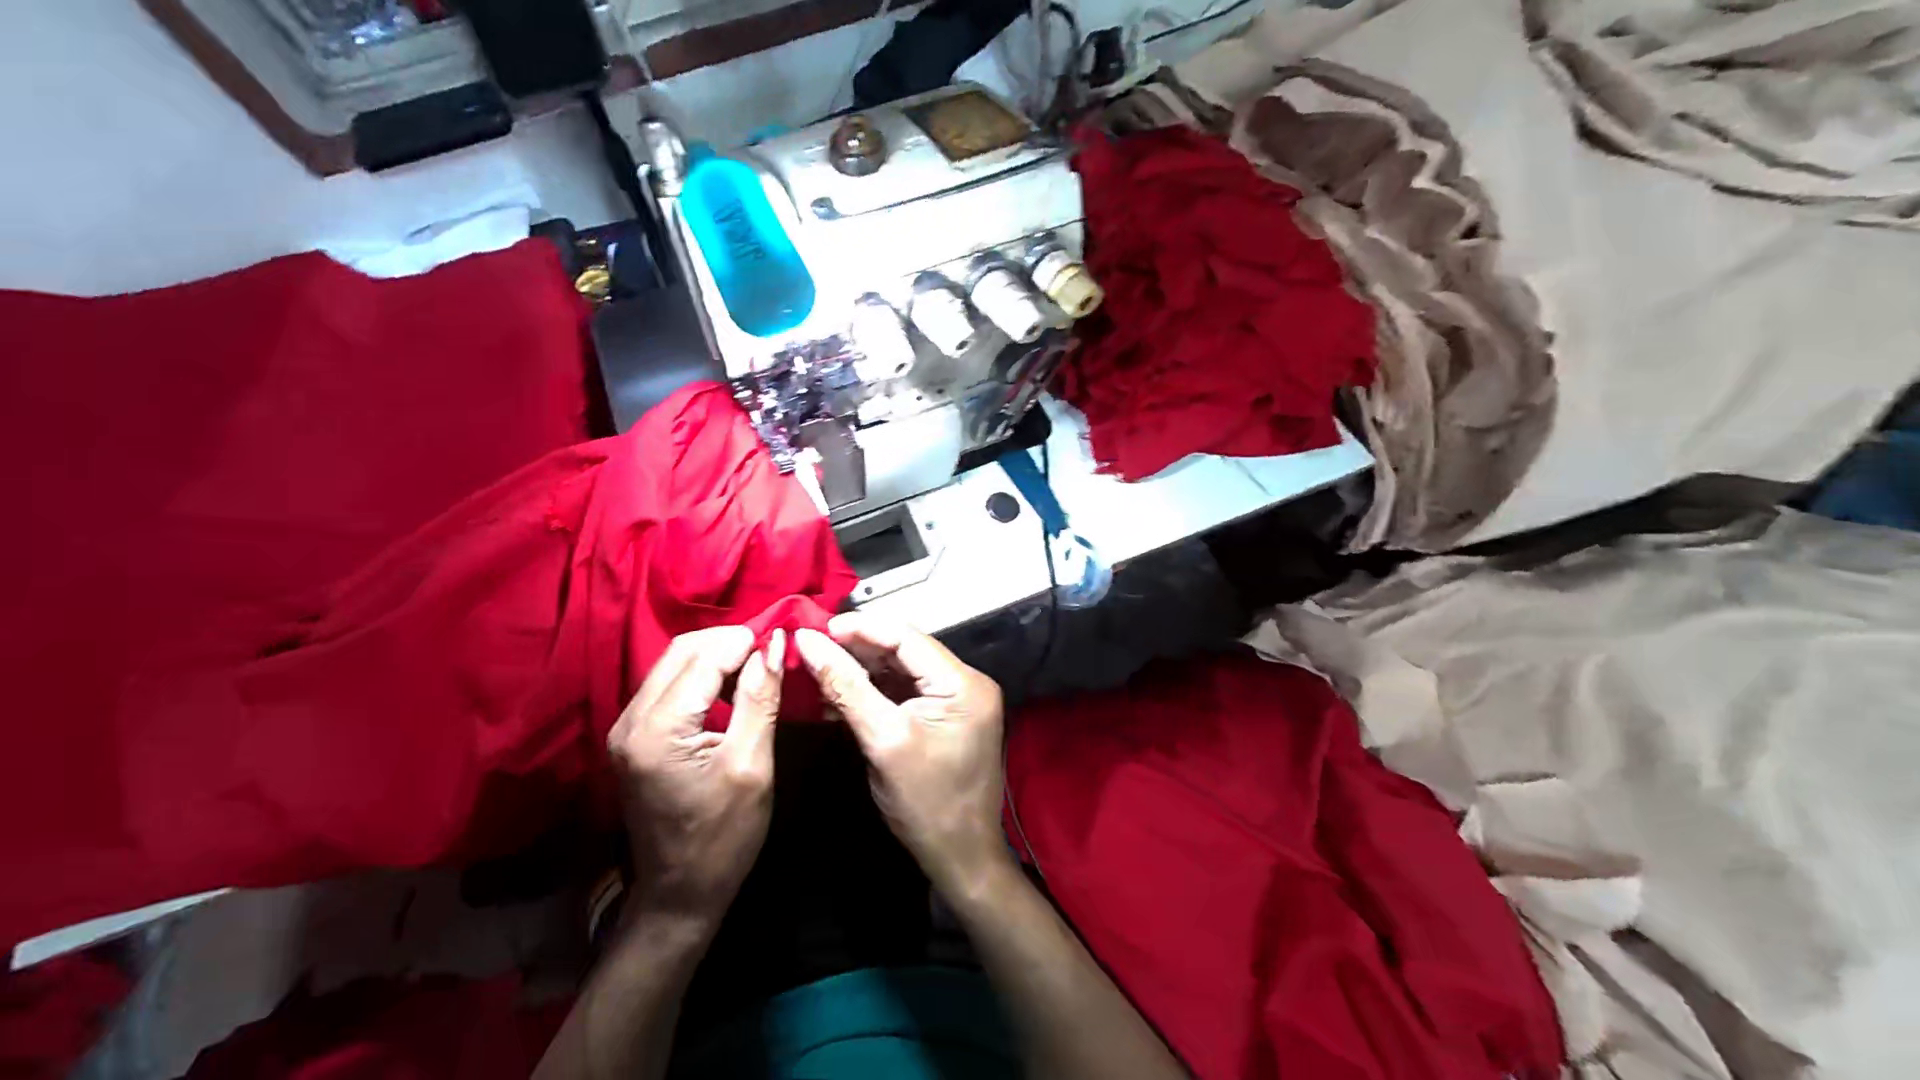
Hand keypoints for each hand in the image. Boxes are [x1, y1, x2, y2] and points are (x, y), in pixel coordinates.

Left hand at [607, 626, 783, 923]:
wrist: (680, 894)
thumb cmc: (724, 836)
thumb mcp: (751, 765)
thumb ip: (759, 698)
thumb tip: (773, 645)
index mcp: (658, 728)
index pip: (704, 657)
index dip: (747, 642)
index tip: (785, 640)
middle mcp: (631, 719)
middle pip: (682, 651)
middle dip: (730, 641)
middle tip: (773, 650)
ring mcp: (626, 727)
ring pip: (674, 664)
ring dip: (717, 656)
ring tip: (758, 665)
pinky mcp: (633, 736)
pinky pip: (669, 686)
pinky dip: (703, 676)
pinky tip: (732, 686)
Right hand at [793, 613, 1008, 895]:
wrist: (960, 856)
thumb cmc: (926, 803)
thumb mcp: (882, 740)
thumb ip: (846, 687)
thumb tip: (808, 642)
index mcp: (963, 683)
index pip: (907, 637)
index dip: (860, 628)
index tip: (816, 629)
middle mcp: (967, 682)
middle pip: (904, 650)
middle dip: (857, 648)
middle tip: (812, 647)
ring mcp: (958, 699)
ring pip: (901, 669)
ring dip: (862, 669)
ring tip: (820, 668)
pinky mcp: (946, 715)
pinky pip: (905, 690)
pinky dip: (874, 691)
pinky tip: (841, 692)